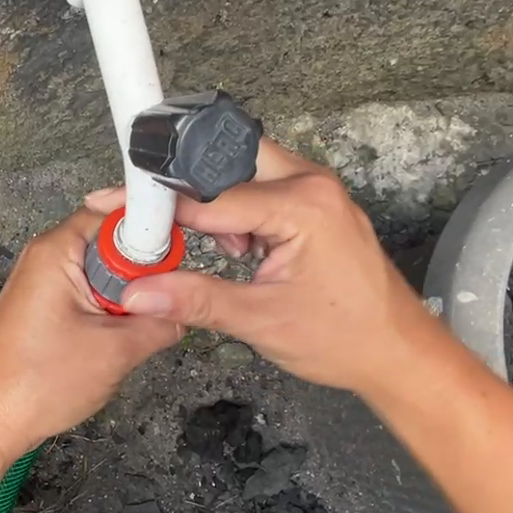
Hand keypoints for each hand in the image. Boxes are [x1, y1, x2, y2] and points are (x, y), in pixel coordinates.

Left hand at [0, 208, 182, 454]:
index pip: (115, 213)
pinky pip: (85, 294)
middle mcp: (44, 257)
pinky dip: (105, 312)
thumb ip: (160, 323)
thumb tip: (182, 312)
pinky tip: (112, 338)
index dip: (153, 231)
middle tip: (161, 302)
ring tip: (134, 326)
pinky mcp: (41, 307)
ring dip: (124, 296)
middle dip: (141, 271)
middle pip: (110, 242)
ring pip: (101, 273)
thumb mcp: (116, 350)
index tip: (180, 258)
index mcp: (56, 250)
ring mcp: (40, 283)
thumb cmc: (35, 383)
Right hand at [84, 139, 436, 396]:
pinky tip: (238, 251)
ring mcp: (312, 190)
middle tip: (155, 222)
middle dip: (184, 189)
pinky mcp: (309, 203)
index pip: (208, 196)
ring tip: (222, 252)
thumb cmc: (346, 336)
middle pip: (222, 160)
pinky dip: (231, 213)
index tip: (116, 210)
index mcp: (303, 205)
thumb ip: (193, 299)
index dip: (157, 208)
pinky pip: (255, 188)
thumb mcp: (259, 320)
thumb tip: (138, 292)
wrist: (396, 352)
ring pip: (237, 172)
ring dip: (211, 203)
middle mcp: (310, 183)